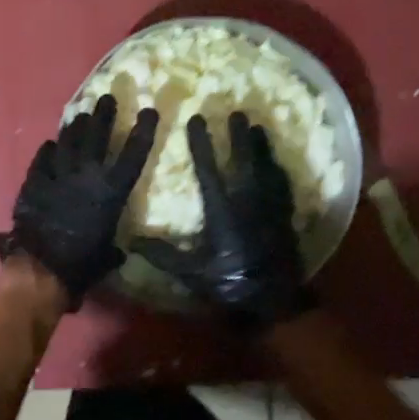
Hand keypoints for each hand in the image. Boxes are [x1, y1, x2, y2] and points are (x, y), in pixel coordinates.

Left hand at [0, 94, 158, 307]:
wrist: (42, 267)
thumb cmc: (82, 265)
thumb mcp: (107, 255)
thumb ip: (113, 245)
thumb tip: (117, 251)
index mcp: (111, 193)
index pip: (133, 155)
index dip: (143, 132)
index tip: (149, 111)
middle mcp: (87, 177)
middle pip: (97, 137)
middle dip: (104, 115)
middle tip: (107, 98)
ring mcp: (58, 176)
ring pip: (68, 142)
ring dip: (75, 127)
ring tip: (81, 115)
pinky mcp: (34, 182)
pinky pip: (42, 160)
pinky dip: (47, 151)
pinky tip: (51, 144)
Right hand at [132, 112, 313, 325]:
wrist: (274, 306)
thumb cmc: (228, 287)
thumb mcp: (190, 273)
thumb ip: (162, 253)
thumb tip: (131, 239)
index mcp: (223, 214)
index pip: (210, 171)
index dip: (202, 145)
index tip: (196, 120)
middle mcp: (249, 205)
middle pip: (245, 163)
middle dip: (239, 137)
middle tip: (236, 113)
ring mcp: (271, 211)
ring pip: (267, 171)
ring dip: (262, 148)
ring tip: (258, 127)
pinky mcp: (286, 219)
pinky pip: (284, 187)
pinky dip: (279, 170)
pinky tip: (277, 163)